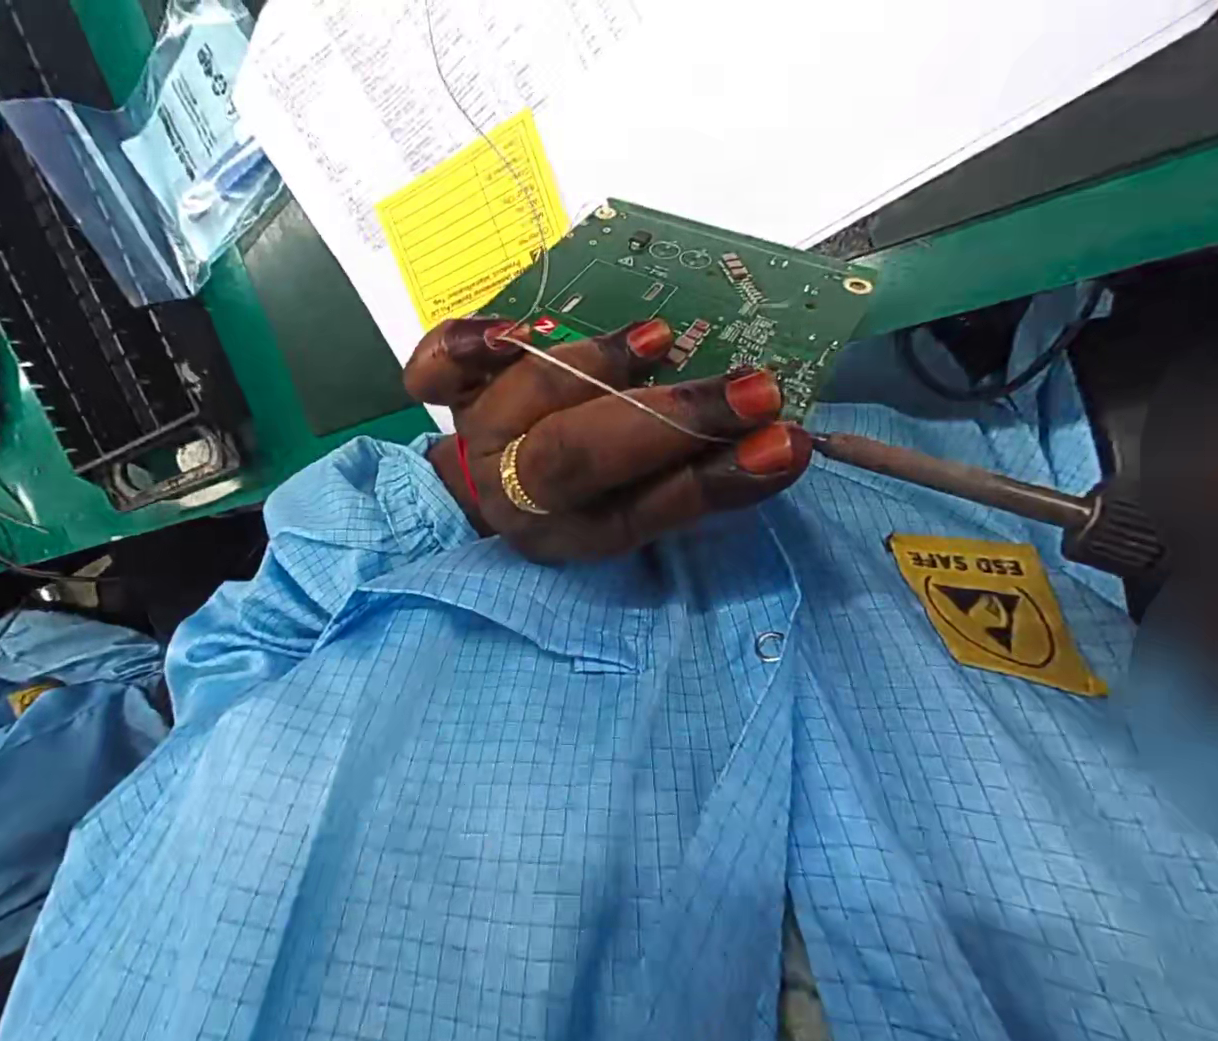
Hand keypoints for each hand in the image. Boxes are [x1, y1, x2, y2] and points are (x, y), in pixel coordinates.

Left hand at [405, 316, 812, 561]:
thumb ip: (698, 471)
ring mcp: (481, 437)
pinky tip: (506, 334)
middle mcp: (520, 491)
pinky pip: (434, 373)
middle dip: (665, 421)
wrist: (499, 483)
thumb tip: (775, 434)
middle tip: (749, 388)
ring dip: (589, 367)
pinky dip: (459, 349)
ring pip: (521, 403)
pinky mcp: (452, 397)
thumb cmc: (584, 490)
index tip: (783, 442)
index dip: (713, 481)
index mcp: (574, 528)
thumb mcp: (641, 498)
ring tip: (654, 340)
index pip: (643, 512)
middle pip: (576, 458)